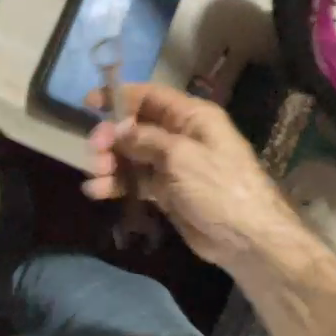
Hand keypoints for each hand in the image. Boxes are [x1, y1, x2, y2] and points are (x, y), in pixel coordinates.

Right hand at [83, 83, 292, 271]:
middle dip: (111, 137)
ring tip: (96, 177)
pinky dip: (117, 184)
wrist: (246, 238)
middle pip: (136, 127)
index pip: (150, 97)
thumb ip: (145, 139)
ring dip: (111, 163)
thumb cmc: (219, 188)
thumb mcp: (181, 156)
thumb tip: (117, 128)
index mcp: (192, 117)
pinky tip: (97, 192)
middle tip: (94, 151)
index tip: (89, 104)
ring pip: (132, 156)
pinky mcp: (166, 191)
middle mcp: (181, 136)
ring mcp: (173, 165)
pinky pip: (135, 181)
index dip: (119, 97)